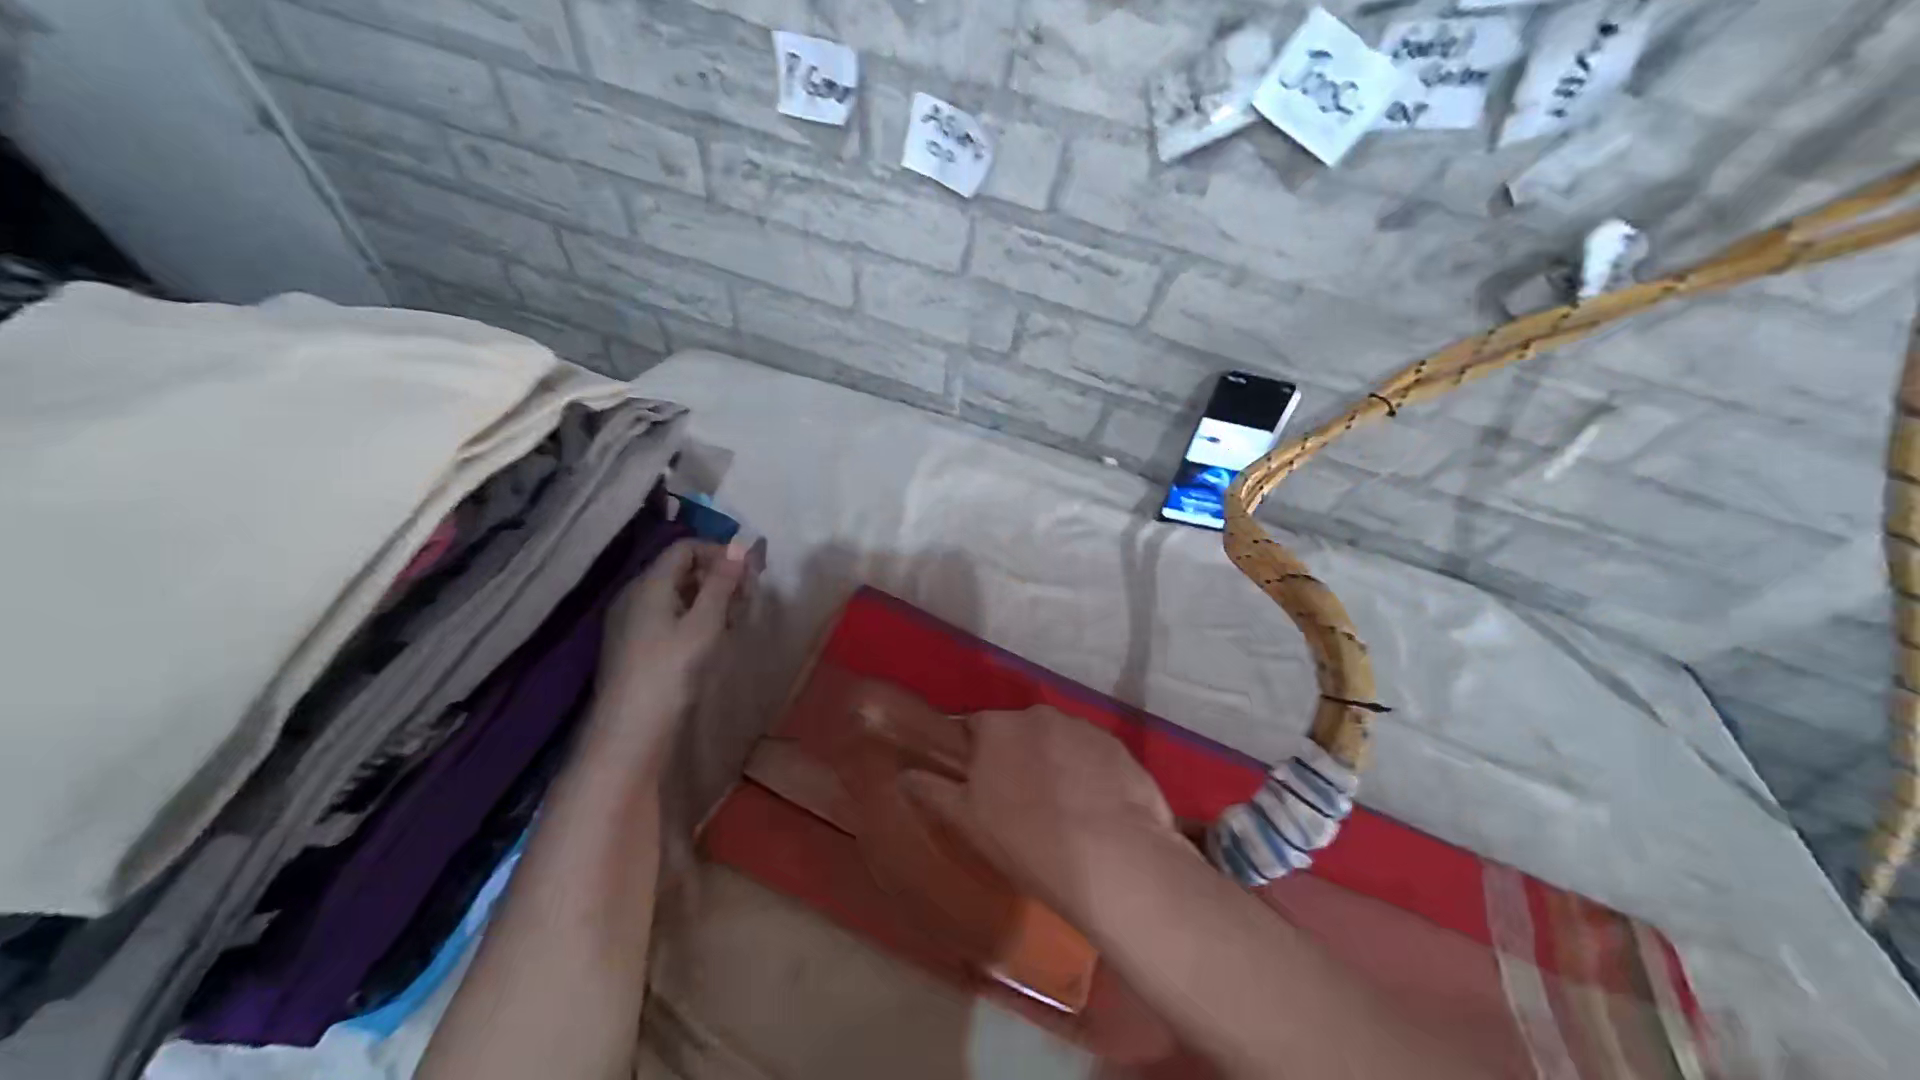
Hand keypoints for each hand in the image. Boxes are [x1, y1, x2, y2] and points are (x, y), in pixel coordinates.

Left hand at [595, 539, 749, 728]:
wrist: (631, 729)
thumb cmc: (671, 670)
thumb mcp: (705, 624)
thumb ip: (722, 583)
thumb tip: (739, 547)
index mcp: (650, 584)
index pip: (685, 547)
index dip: (719, 552)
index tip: (747, 571)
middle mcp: (635, 594)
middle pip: (680, 569)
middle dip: (717, 575)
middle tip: (746, 597)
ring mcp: (631, 619)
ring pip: (676, 593)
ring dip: (708, 597)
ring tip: (733, 619)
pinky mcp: (633, 643)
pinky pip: (667, 614)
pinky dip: (693, 615)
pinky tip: (710, 637)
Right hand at [904, 706, 1188, 931]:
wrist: (1112, 859)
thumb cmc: (1026, 841)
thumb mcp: (968, 822)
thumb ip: (933, 791)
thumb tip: (905, 775)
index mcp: (999, 727)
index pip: (976, 727)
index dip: (976, 755)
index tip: (981, 785)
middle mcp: (1041, 716)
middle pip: (1021, 732)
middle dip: (1018, 757)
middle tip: (1020, 802)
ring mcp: (1086, 730)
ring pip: (1061, 742)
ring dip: (1057, 764)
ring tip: (1064, 811)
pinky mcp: (1122, 750)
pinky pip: (1095, 758)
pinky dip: (1092, 775)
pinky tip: (1097, 812)